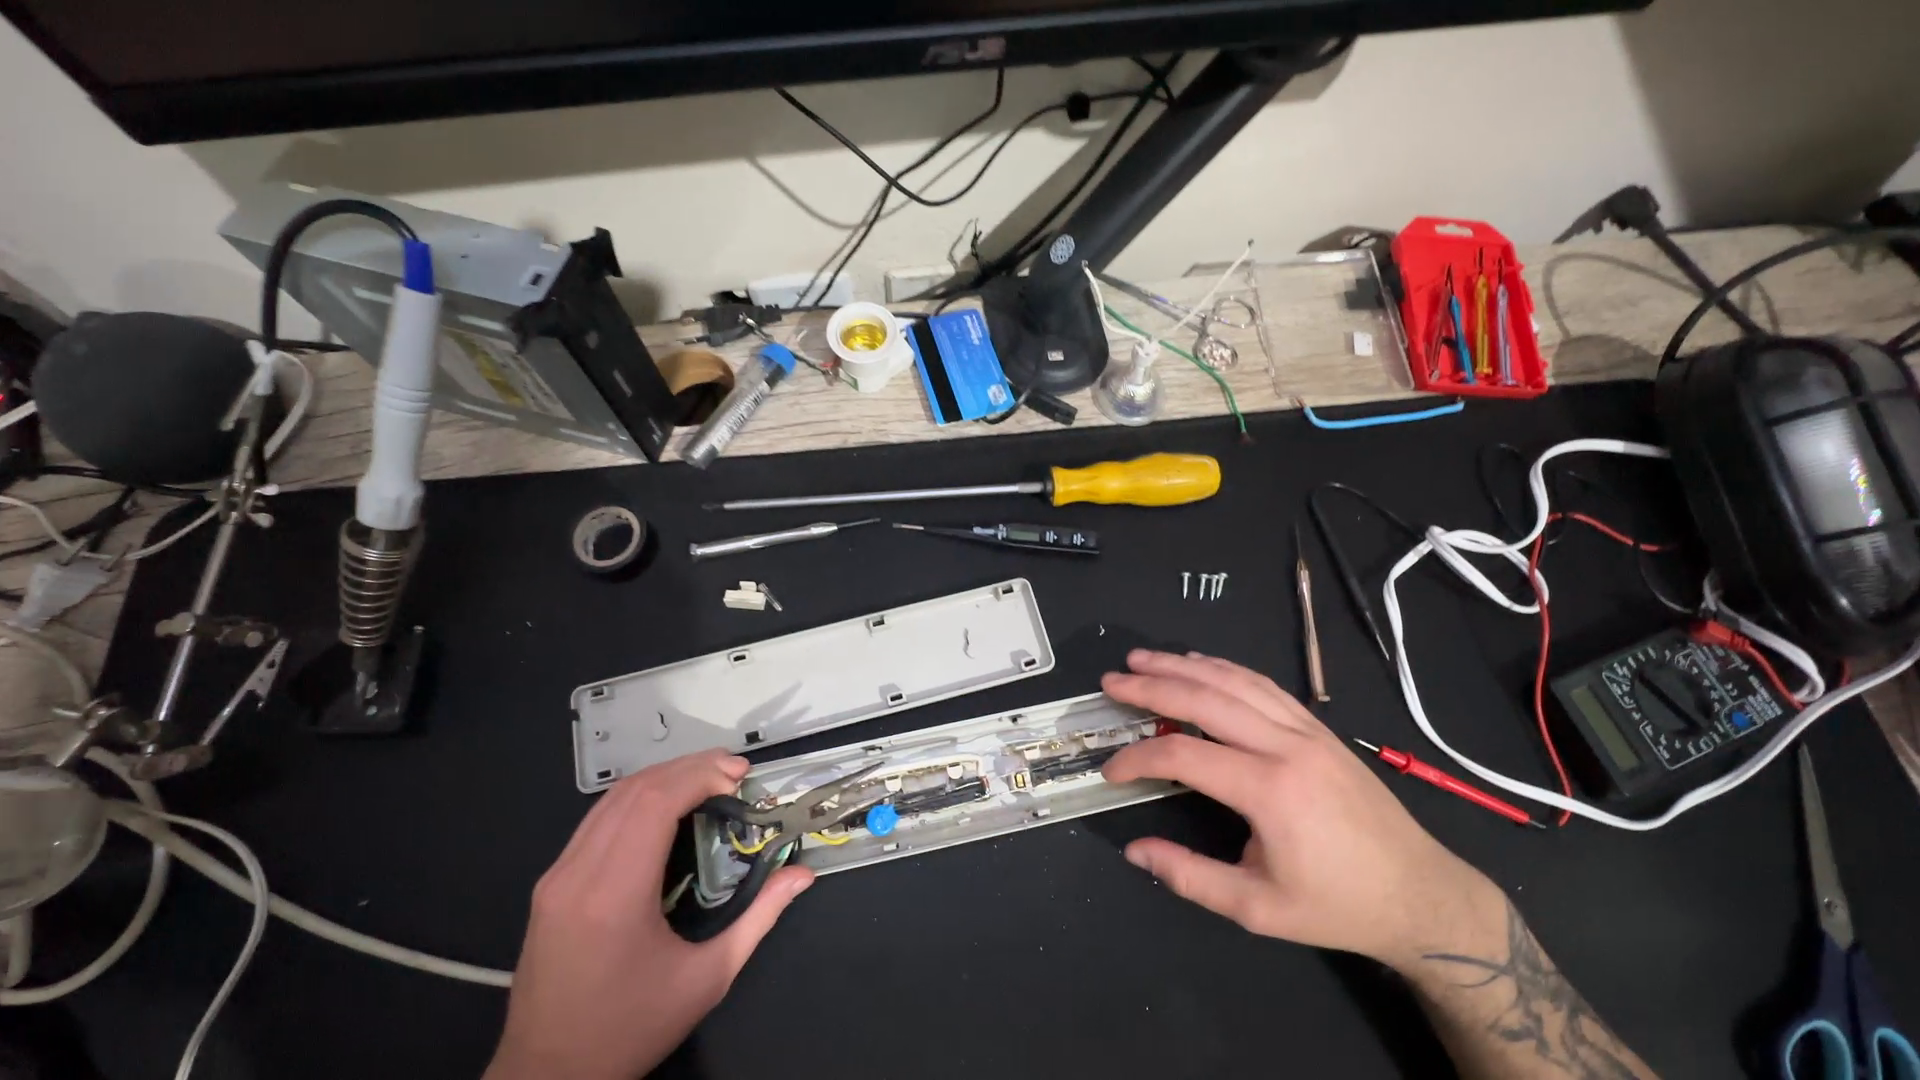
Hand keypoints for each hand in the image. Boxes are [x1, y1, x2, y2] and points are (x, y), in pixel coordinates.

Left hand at [483, 751, 812, 1079]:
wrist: (548, 1075)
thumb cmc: (631, 1029)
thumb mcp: (707, 978)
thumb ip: (758, 918)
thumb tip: (801, 876)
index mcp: (614, 895)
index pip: (654, 804)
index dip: (698, 775)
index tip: (740, 774)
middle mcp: (576, 874)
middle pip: (632, 791)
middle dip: (686, 769)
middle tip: (733, 771)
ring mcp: (555, 877)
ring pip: (609, 800)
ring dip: (660, 779)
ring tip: (706, 779)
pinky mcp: (549, 885)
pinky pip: (594, 822)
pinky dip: (635, 801)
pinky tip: (665, 808)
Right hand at [1100, 650, 1504, 969]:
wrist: (1420, 894)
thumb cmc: (1336, 906)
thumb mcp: (1257, 908)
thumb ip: (1190, 876)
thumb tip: (1134, 851)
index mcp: (1269, 790)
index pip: (1182, 755)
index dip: (1137, 758)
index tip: (1111, 770)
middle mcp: (1287, 746)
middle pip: (1206, 698)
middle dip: (1152, 685)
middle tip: (1112, 679)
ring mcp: (1307, 731)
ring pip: (1236, 681)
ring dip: (1184, 665)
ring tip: (1143, 659)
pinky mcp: (1320, 729)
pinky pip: (1264, 686)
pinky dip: (1225, 669)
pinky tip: (1201, 665)